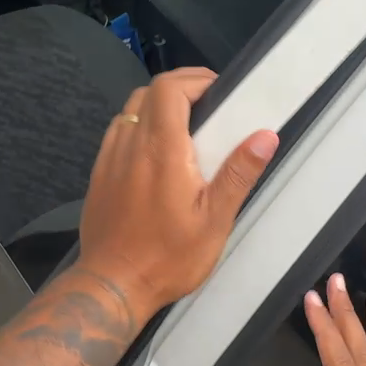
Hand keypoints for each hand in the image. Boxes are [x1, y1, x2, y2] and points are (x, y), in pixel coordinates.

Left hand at [75, 67, 278, 320]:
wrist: (112, 285)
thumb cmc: (168, 256)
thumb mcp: (214, 220)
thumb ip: (238, 173)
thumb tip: (266, 135)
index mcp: (162, 149)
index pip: (170, 89)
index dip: (195, 80)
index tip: (219, 92)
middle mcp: (131, 144)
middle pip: (150, 91)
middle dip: (180, 87)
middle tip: (210, 105)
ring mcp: (110, 157)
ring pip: (132, 109)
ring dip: (159, 104)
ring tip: (187, 124)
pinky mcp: (99, 172)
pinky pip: (119, 130)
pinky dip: (140, 124)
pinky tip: (156, 149)